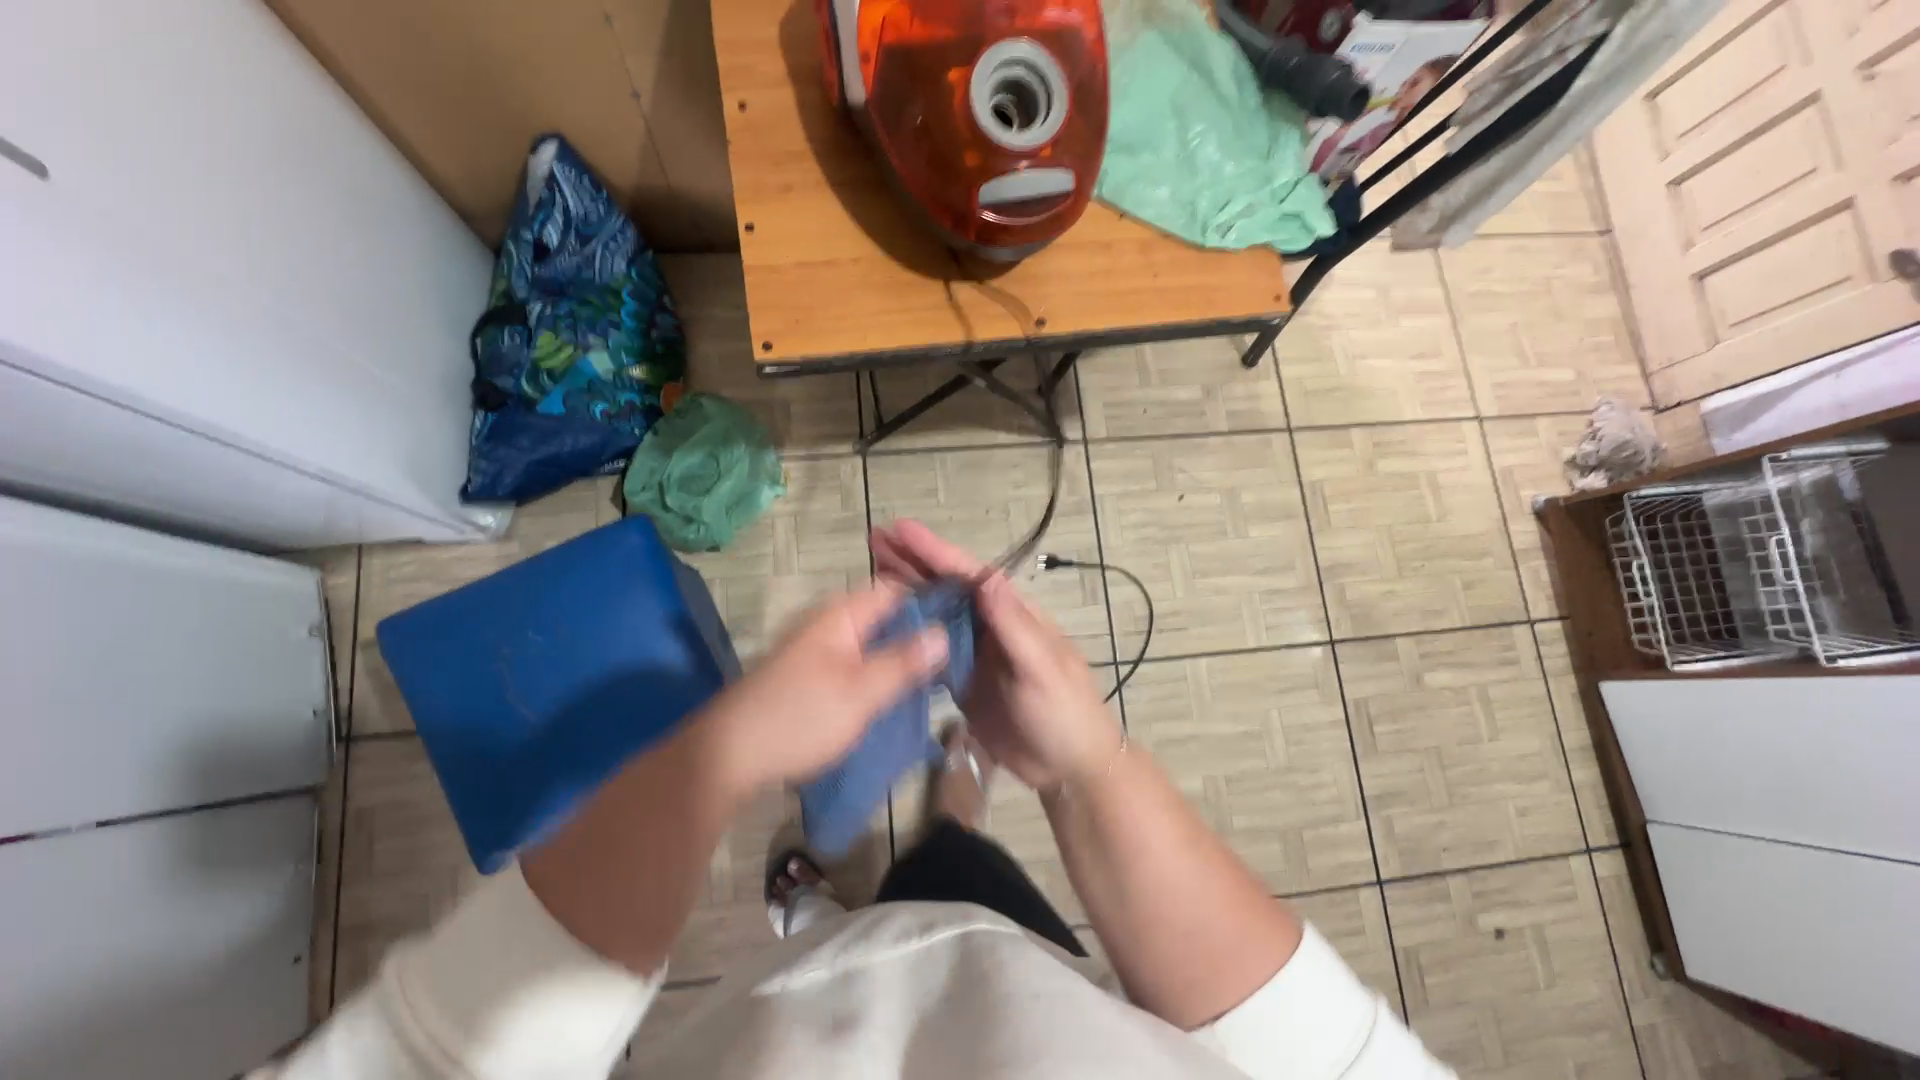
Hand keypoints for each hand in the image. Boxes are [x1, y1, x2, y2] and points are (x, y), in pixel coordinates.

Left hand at [699, 583, 947, 798]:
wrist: (728, 756)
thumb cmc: (798, 718)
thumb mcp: (859, 692)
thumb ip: (902, 662)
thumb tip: (943, 632)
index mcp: (841, 615)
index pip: (896, 589)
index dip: (931, 599)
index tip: (967, 621)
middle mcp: (830, 624)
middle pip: (886, 615)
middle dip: (921, 630)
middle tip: (963, 654)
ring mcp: (819, 651)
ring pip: (873, 642)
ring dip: (903, 655)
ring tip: (944, 674)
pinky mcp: (814, 677)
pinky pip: (858, 663)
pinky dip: (882, 672)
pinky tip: (904, 693)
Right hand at [871, 521, 1120, 791]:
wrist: (1070, 768)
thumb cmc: (1065, 713)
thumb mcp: (1043, 668)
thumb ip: (1014, 626)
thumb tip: (985, 576)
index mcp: (1014, 614)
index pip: (969, 575)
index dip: (934, 551)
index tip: (900, 528)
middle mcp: (991, 626)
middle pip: (947, 587)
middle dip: (912, 561)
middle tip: (874, 538)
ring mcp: (976, 653)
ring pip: (935, 614)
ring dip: (906, 592)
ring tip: (871, 569)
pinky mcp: (963, 682)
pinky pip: (931, 651)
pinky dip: (910, 635)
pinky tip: (884, 626)